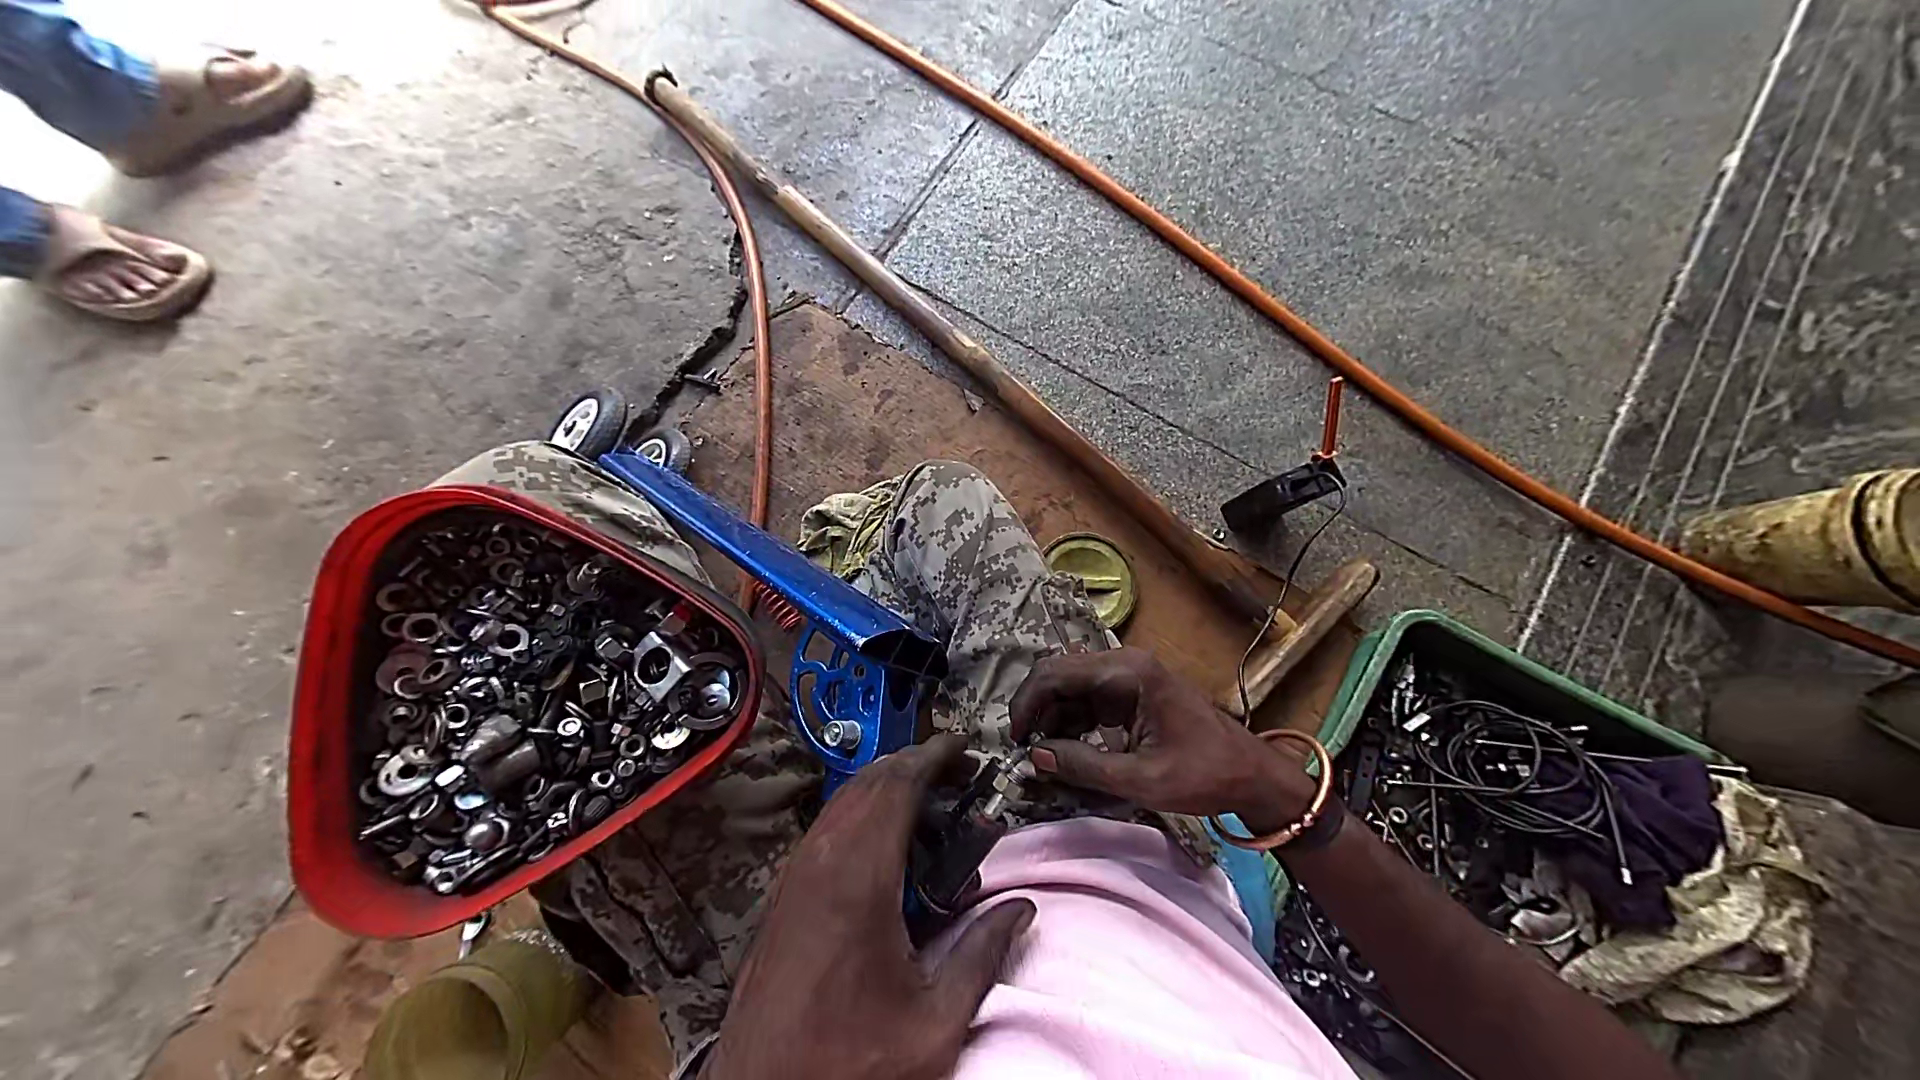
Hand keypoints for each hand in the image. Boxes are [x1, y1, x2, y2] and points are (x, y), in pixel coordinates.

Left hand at [703, 735, 1035, 1079]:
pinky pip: (829, 824)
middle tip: (955, 775)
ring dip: (888, 786)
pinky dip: (863, 811)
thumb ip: (982, 954)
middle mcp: (821, 859)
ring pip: (846, 798)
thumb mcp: (933, 1020)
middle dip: (916, 765)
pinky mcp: (785, 891)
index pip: (898, 784)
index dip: (933, 756)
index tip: (961, 748)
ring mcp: (796, 872)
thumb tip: (1018, 909)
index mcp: (858, 875)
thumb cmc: (843, 1063)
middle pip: (872, 780)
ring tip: (929, 802)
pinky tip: (888, 841)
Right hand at [1008, 649, 1319, 833]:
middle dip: (1036, 712)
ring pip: (1067, 689)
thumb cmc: (1204, 774)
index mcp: (1127, 672)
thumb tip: (1035, 756)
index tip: (1015, 741)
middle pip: (1058, 675)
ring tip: (1047, 758)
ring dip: (1051, 720)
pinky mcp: (1127, 693)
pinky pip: (1084, 702)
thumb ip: (1084, 766)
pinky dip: (1069, 724)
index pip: (1056, 673)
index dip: (1027, 704)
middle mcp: (1122, 664)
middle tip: (1026, 751)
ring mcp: (1125, 677)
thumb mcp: (1142, 779)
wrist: (1250, 774)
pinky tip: (1068, 752)